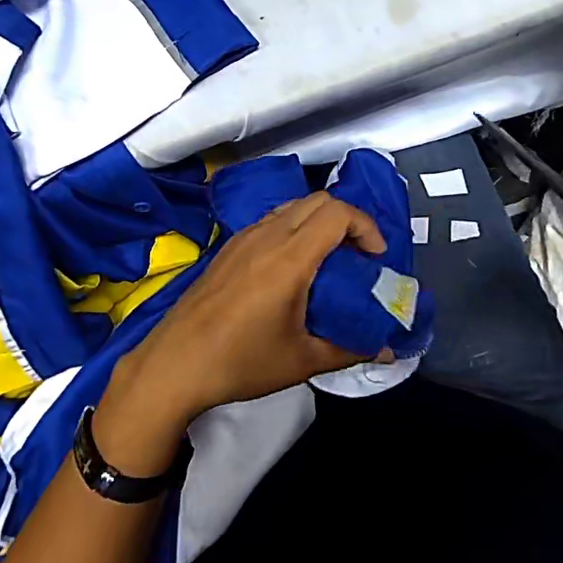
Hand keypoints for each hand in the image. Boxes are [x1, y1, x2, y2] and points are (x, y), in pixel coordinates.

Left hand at [92, 192, 384, 473]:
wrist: (175, 362)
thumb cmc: (241, 361)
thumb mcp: (302, 361)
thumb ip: (349, 350)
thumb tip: (386, 351)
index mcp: (289, 257)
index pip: (337, 212)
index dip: (366, 226)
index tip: (375, 258)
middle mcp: (267, 235)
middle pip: (318, 200)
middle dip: (348, 220)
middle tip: (359, 257)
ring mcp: (243, 237)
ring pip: (293, 206)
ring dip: (319, 221)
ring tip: (330, 259)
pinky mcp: (229, 247)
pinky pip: (271, 220)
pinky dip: (295, 228)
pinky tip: (293, 265)